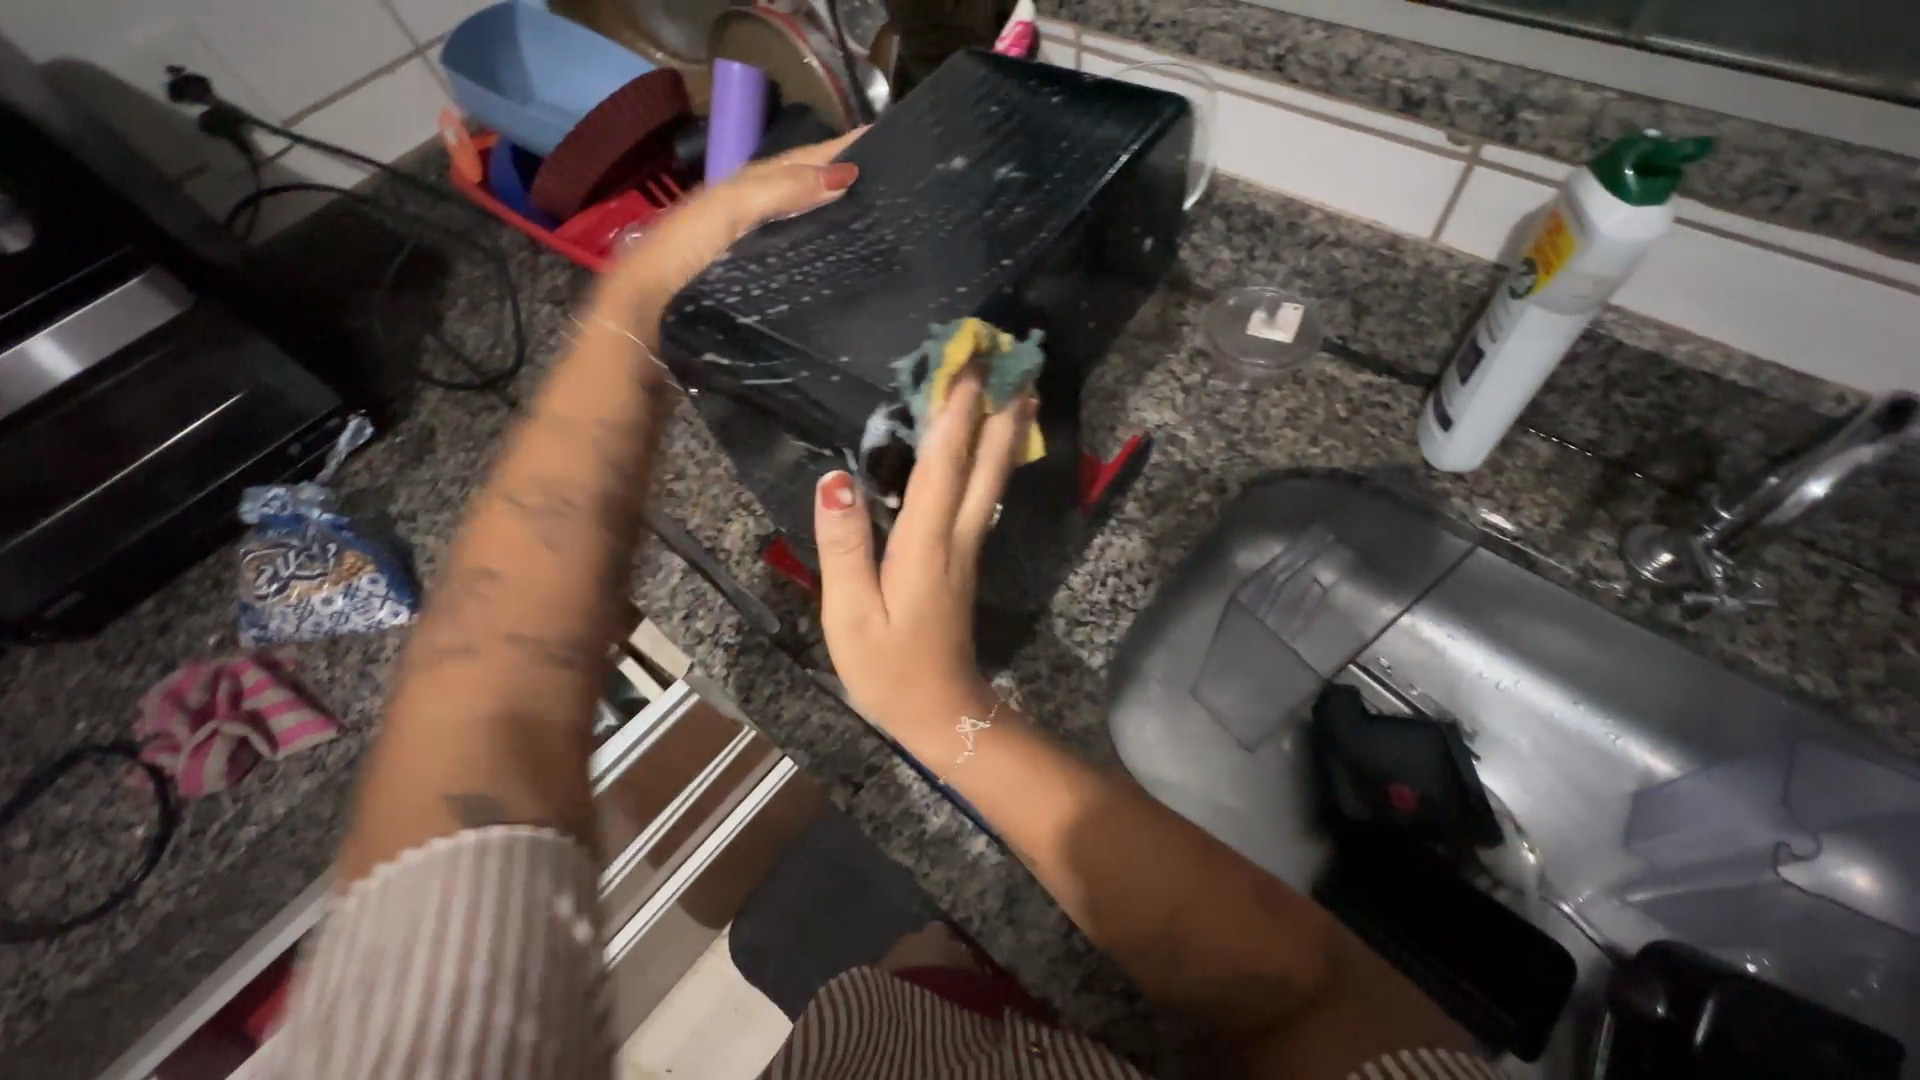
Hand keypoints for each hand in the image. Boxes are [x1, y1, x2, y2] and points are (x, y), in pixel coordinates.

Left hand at [601, 129, 863, 309]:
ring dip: (839, 220)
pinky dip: (824, 255)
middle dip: (844, 183)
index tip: (886, 143)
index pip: (798, 162)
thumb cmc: (681, 257)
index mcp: (741, 191)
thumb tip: (845, 174)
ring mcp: (751, 257)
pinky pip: (799, 263)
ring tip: (883, 220)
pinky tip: (846, 263)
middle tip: (894, 183)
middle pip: (804, 193)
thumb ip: (778, 189)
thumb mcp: (727, 210)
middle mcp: (748, 218)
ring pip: (804, 228)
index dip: (836, 150)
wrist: (644, 321)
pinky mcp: (754, 293)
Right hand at [813, 370, 1036, 736]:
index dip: (956, 413)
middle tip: (1017, 361)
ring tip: (1024, 391)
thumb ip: (844, 547)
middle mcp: (957, 538)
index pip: (944, 466)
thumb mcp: (849, 614)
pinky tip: (995, 449)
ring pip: (993, 480)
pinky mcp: (967, 559)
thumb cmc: (888, 669)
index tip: (970, 364)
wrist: (942, 712)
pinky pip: (985, 498)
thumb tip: (835, 478)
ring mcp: (968, 549)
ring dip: (1007, 432)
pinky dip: (993, 462)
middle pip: (985, 465)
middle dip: (1000, 410)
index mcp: (926, 545)